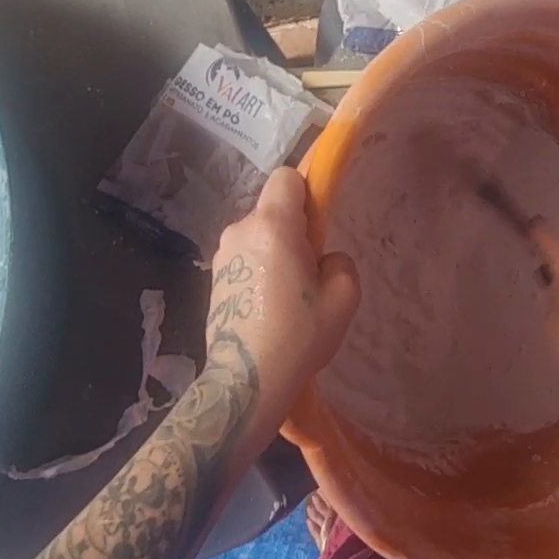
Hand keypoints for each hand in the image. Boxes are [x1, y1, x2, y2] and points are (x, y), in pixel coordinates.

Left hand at [206, 168, 360, 393]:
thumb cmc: (299, 334)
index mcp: (273, 226)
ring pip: (258, 235)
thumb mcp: (344, 296)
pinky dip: (259, 270)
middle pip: (273, 209)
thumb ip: (339, 261)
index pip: (286, 177)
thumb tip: (321, 260)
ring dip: (275, 251)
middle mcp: (240, 231)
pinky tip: (268, 306)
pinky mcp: (214, 279)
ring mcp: (222, 255)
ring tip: (288, 294)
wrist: (247, 381)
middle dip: (294, 228)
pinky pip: (245, 258)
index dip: (307, 191)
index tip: (319, 224)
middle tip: (309, 270)